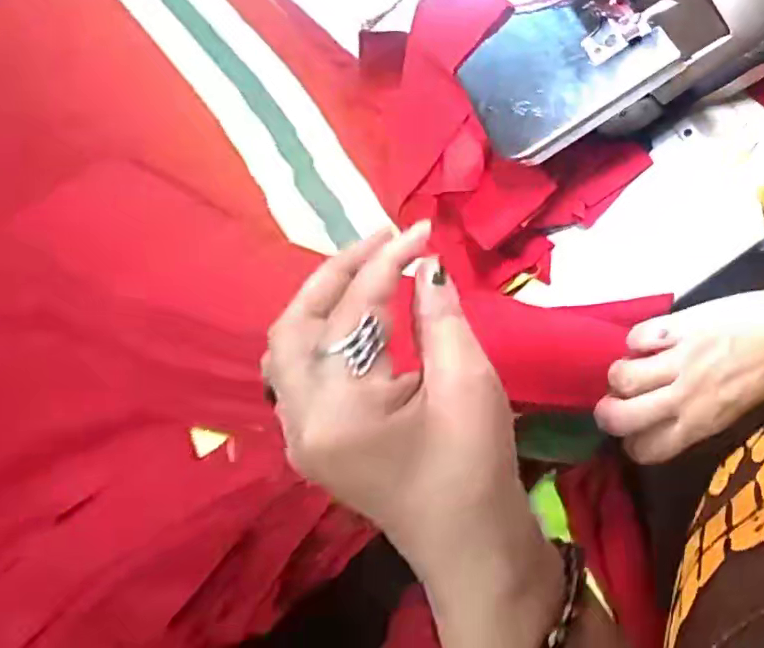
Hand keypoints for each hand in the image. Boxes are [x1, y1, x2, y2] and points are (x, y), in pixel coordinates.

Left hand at [263, 223, 519, 545]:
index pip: (355, 313)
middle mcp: (301, 421)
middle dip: (338, 272)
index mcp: (339, 410)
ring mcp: (302, 434)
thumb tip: (427, 266)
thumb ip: (441, 317)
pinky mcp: (317, 437)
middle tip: (387, 238)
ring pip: (289, 347)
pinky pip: (304, 368)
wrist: (468, 536)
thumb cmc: (474, 459)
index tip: (425, 229)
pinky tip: (363, 311)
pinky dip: (327, 328)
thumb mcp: (468, 381)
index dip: (390, 262)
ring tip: (373, 263)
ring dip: (326, 298)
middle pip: (295, 326)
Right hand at [595, 283, 763, 462]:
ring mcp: (680, 359)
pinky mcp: (682, 325)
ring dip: (618, 374)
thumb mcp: (739, 410)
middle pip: (622, 417)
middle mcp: (683, 397)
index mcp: (700, 424)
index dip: (632, 442)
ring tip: (630, 367)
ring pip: (622, 376)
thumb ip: (702, 416)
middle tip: (613, 402)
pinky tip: (650, 339)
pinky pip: (639, 336)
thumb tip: (674, 414)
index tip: (633, 431)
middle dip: (608, 413)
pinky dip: (637, 339)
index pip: (645, 449)